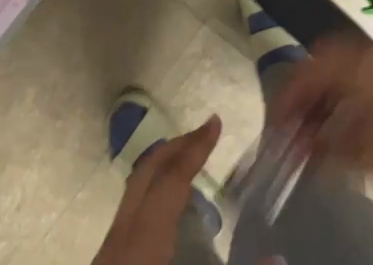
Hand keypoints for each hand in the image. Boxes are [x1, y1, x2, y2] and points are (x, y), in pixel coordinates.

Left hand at [91, 116, 221, 264]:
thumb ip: (221, 263)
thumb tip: (264, 248)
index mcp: (142, 243)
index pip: (169, 181)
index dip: (194, 149)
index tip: (215, 122)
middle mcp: (120, 236)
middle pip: (145, 173)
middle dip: (176, 146)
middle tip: (205, 132)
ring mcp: (109, 245)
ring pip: (134, 188)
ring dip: (163, 165)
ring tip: (191, 157)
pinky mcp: (108, 255)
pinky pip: (131, 207)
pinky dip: (153, 189)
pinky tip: (169, 201)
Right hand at [268, 38, 372, 198]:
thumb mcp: (367, 158)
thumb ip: (325, 150)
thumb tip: (296, 147)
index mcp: (362, 72)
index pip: (313, 67)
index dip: (290, 91)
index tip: (277, 116)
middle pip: (327, 61)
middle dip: (306, 88)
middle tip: (294, 118)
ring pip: (345, 71)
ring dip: (325, 93)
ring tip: (314, 127)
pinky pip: (362, 80)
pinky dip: (344, 97)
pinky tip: (343, 127)